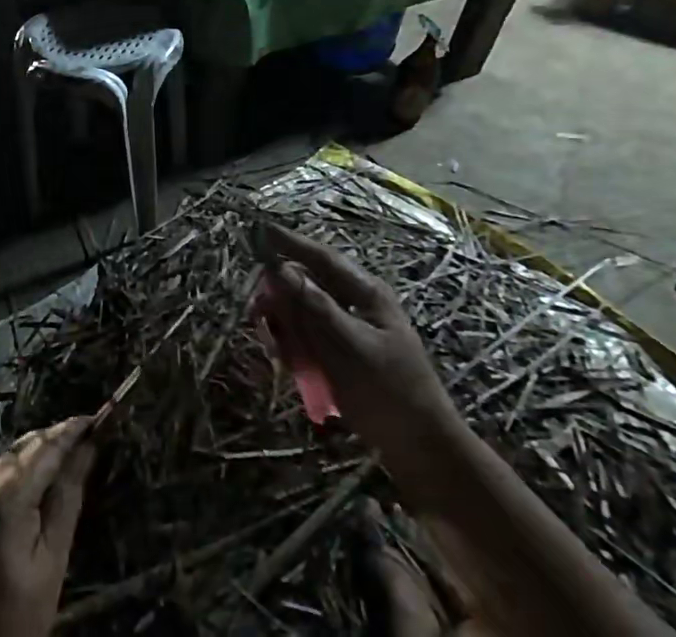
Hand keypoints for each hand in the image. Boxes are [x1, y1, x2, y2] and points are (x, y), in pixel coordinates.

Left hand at [0, 417, 96, 636]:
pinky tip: (47, 472)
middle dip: (60, 435)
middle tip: (95, 433)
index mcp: (7, 496)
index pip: (47, 446)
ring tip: (77, 448)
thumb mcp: (54, 555)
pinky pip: (2, 470)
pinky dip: (27, 463)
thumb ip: (69, 495)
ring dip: (44, 447)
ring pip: (14, 454)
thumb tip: (89, 448)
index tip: (103, 417)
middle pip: (28, 445)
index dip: (75, 429)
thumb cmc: (20, 612)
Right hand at [255, 224, 459, 469]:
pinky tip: (284, 359)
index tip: (261, 230)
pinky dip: (292, 343)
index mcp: (366, 294)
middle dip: (279, 293)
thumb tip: (282, 270)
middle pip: (308, 284)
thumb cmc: (391, 391)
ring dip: (283, 321)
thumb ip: (316, 308)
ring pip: (302, 312)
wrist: (418, 445)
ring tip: (269, 338)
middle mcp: (354, 304)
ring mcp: (346, 329)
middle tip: (256, 308)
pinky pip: (306, 338)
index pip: (322, 258)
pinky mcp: (339, 353)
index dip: (291, 244)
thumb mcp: (352, 347)